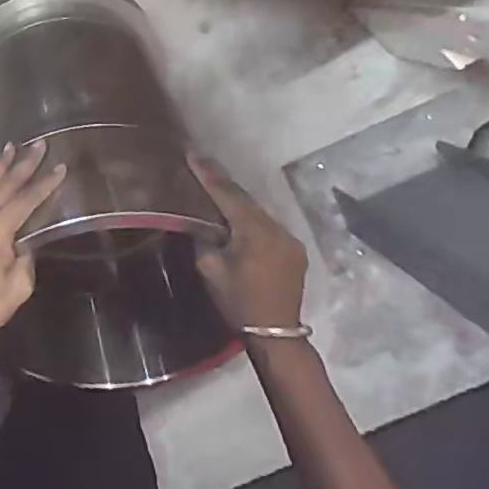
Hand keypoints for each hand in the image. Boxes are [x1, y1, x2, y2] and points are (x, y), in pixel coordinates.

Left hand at [0, 141, 67, 342]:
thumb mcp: (19, 286)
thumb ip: (26, 258)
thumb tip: (27, 241)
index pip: (25, 201)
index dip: (44, 184)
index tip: (60, 167)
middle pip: (5, 185)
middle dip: (24, 163)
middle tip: (39, 143)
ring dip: (0, 165)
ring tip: (11, 146)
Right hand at [188, 153, 307, 329]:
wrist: (276, 334)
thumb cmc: (239, 303)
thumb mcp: (211, 270)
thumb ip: (205, 240)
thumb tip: (203, 225)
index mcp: (254, 231)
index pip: (228, 195)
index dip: (208, 174)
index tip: (192, 154)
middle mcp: (276, 228)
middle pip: (245, 200)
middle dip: (223, 183)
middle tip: (201, 164)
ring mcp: (289, 239)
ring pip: (258, 213)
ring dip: (238, 203)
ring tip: (217, 190)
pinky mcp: (295, 250)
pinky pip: (268, 226)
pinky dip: (251, 220)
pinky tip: (239, 221)